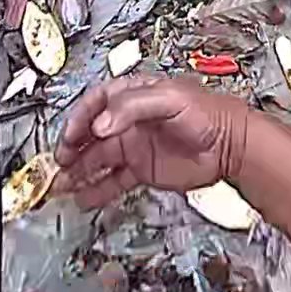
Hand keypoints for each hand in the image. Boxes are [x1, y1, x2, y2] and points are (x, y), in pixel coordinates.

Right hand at [54, 77, 250, 207]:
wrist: (229, 144)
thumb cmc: (206, 112)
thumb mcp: (171, 99)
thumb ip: (134, 106)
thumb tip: (101, 123)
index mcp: (139, 93)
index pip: (101, 99)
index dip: (83, 115)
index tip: (72, 133)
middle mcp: (133, 119)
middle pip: (94, 130)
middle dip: (74, 145)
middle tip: (61, 162)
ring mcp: (136, 144)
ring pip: (99, 156)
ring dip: (79, 169)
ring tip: (62, 184)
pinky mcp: (142, 168)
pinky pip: (113, 178)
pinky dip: (96, 189)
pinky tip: (83, 198)